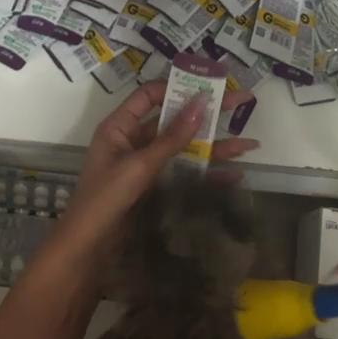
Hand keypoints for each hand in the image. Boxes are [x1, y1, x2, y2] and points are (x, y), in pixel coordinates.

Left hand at [61, 79, 256, 253]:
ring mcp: (146, 165)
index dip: (178, 88)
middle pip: (174, 120)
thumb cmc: (104, 200)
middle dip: (208, 114)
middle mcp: (133, 141)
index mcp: (120, 126)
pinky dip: (207, 174)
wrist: (87, 251)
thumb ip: (171, 138)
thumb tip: (200, 103)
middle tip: (242, 102)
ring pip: (184, 149)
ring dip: (215, 147)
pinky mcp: (155, 188)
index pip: (150, 95)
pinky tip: (234, 175)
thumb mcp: (139, 166)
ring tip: (250, 146)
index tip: (209, 87)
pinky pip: (184, 175)